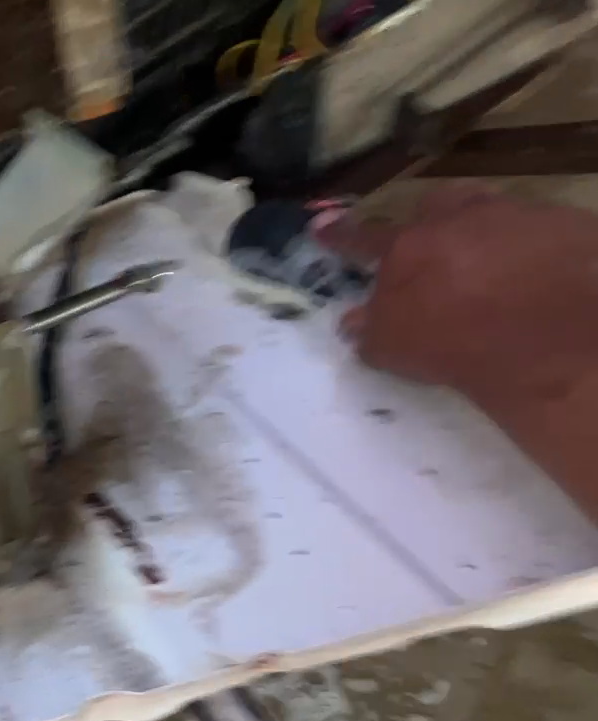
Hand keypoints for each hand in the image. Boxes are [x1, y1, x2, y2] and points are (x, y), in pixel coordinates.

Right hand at [315, 185, 597, 518]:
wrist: (556, 342)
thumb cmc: (451, 344)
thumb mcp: (386, 346)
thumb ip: (366, 325)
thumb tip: (356, 317)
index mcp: (408, 247)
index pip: (362, 236)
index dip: (339, 233)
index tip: (322, 225)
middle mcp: (465, 220)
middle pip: (440, 202)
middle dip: (430, 219)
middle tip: (428, 247)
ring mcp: (527, 218)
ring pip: (496, 214)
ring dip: (485, 235)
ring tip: (488, 268)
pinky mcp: (578, 228)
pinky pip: (543, 233)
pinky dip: (531, 251)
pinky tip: (532, 278)